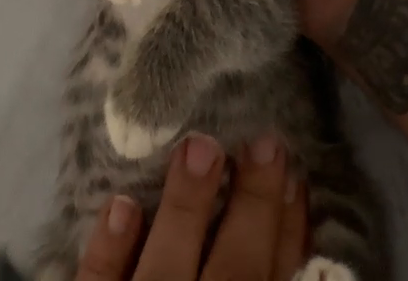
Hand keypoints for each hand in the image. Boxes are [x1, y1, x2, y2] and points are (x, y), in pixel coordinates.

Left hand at [78, 133, 307, 280]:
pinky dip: (109, 251)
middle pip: (234, 270)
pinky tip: (121, 204)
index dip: (289, 228)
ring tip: (199, 146)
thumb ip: (264, 268)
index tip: (297, 173)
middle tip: (263, 140)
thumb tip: (292, 207)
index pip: (273, 275)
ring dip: (185, 209)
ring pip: (166, 270)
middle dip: (251, 205)